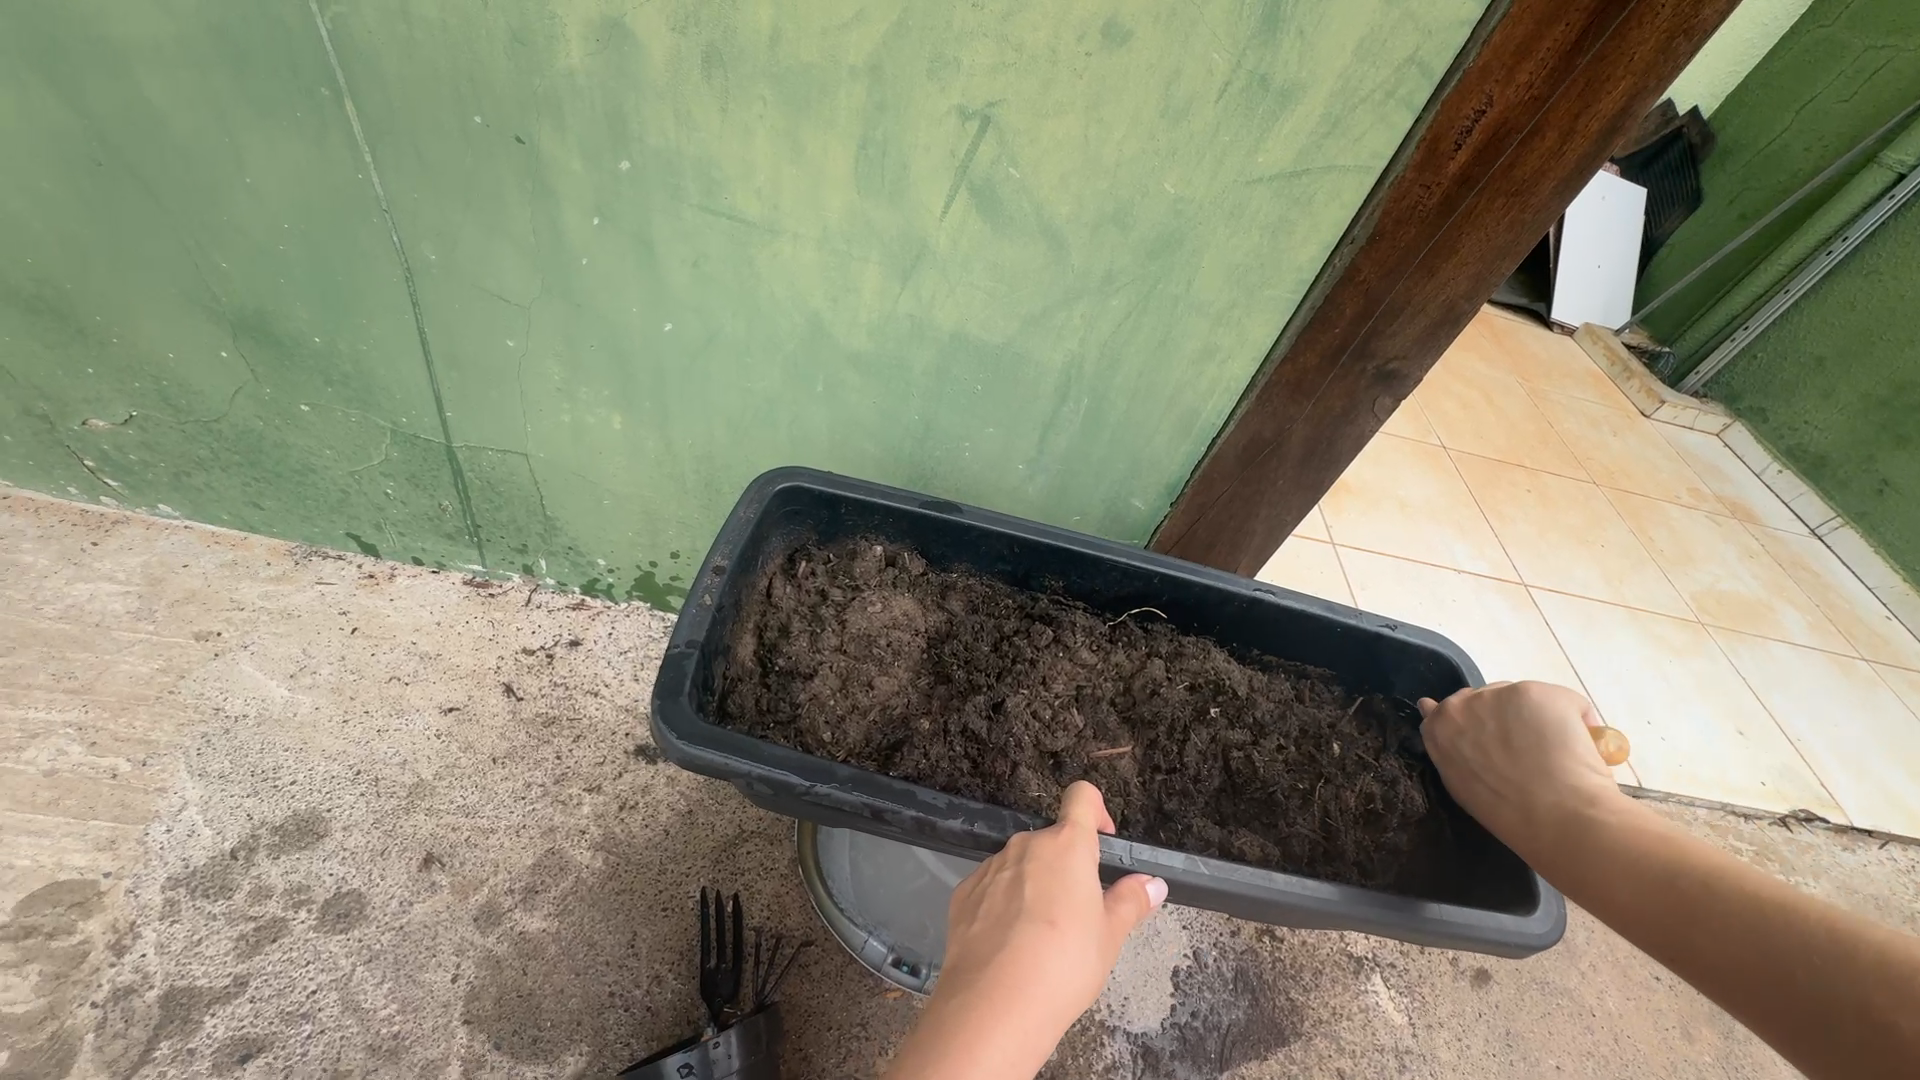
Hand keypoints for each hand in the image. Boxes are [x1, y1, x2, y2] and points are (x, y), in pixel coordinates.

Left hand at [883, 782, 1167, 1079]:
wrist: (993, 1002)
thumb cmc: (1064, 964)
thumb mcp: (1110, 936)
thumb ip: (1131, 902)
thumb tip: (1153, 883)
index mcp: (1066, 845)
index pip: (1082, 796)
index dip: (1095, 811)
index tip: (1102, 842)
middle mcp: (1026, 844)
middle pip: (1052, 841)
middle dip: (1065, 867)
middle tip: (1077, 913)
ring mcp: (991, 866)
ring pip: (1020, 865)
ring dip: (1033, 885)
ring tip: (1040, 937)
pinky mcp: (965, 891)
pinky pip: (992, 887)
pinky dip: (1002, 904)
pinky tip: (1008, 944)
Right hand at [1418, 681, 1627, 857]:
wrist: (1554, 815)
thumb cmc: (1507, 812)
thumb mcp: (1460, 784)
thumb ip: (1453, 753)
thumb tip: (1462, 738)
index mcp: (1438, 727)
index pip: (1440, 708)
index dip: (1469, 720)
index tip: (1486, 734)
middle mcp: (1460, 704)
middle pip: (1483, 697)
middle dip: (1502, 717)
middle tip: (1526, 748)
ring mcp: (1496, 694)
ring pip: (1520, 697)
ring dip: (1535, 716)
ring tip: (1555, 750)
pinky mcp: (1533, 692)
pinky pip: (1562, 701)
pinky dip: (1576, 719)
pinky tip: (1581, 745)